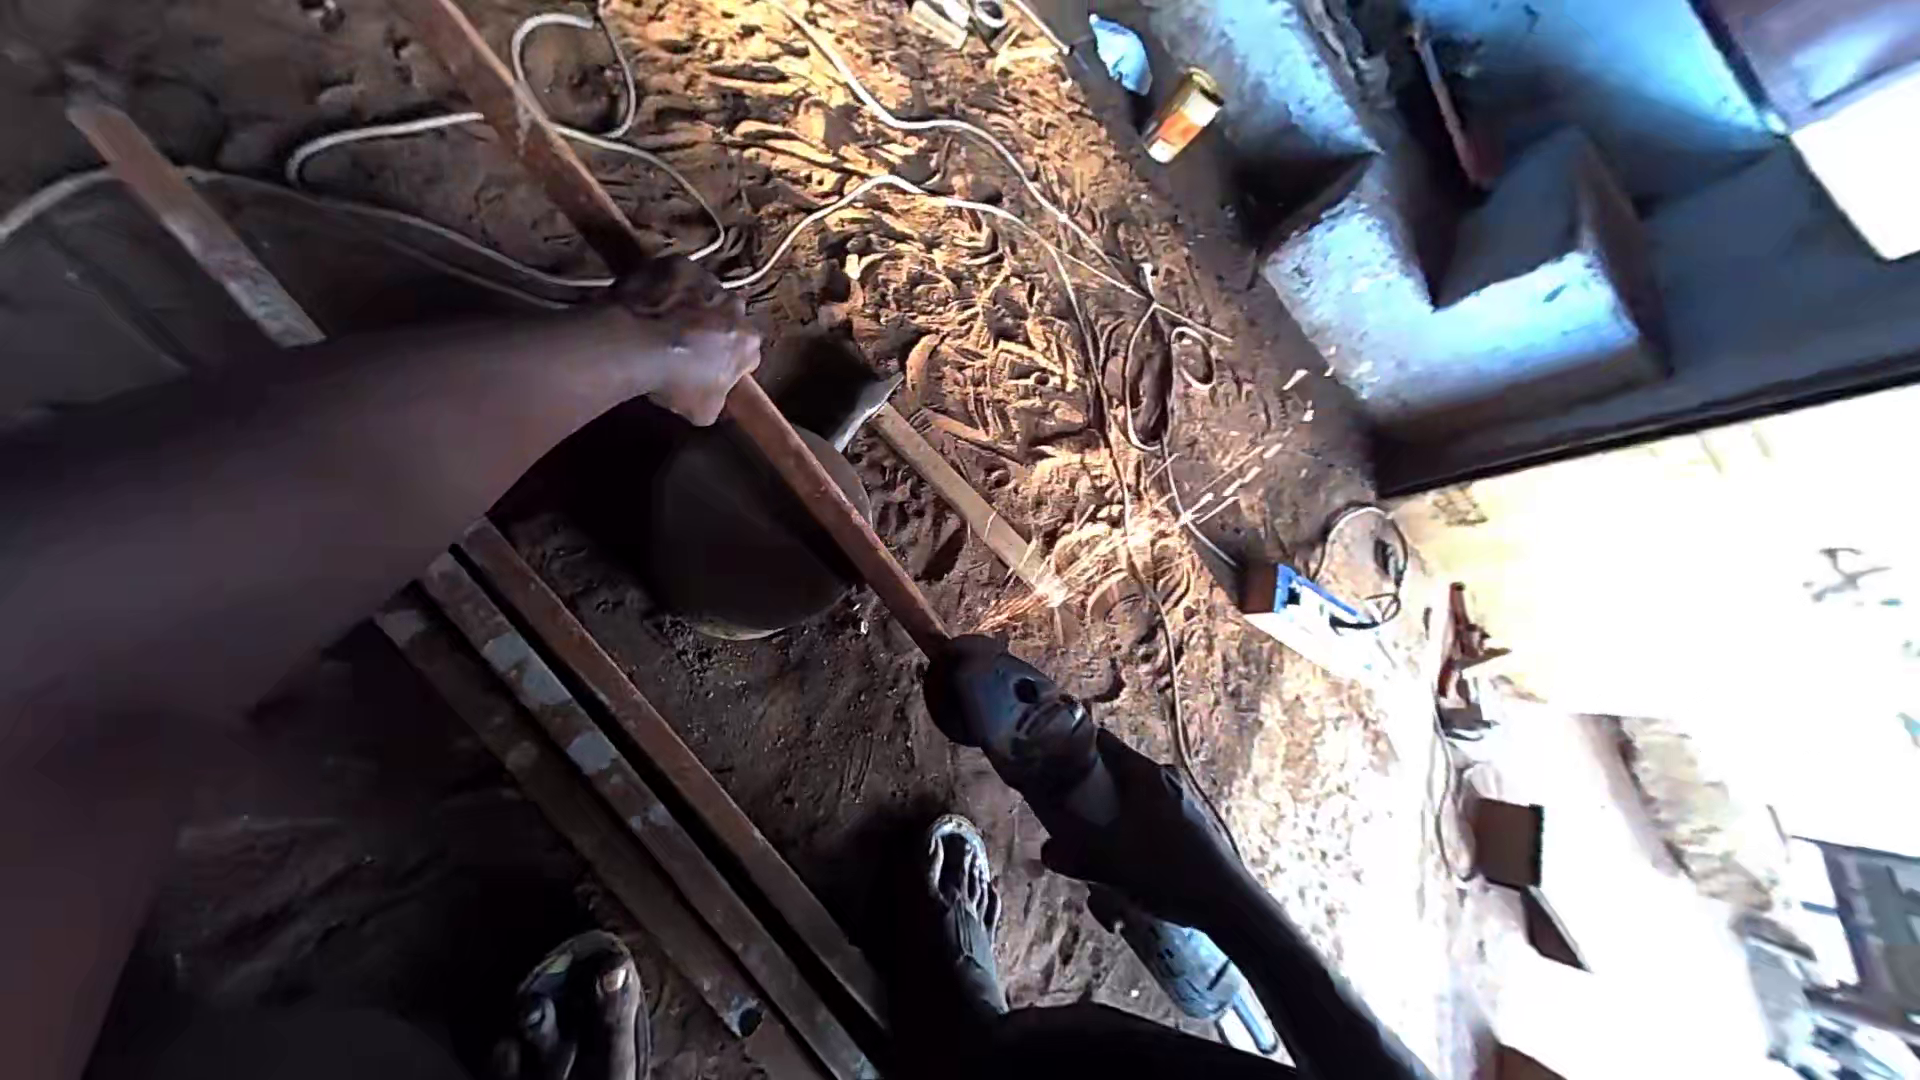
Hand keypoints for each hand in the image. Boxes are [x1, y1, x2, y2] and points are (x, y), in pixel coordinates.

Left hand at [615, 257, 759, 425]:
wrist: (633, 343)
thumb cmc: (675, 381)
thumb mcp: (705, 411)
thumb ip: (718, 400)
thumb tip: (711, 399)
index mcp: (749, 342)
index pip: (748, 353)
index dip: (730, 362)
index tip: (711, 371)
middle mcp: (736, 307)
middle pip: (729, 318)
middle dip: (715, 329)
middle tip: (687, 346)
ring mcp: (708, 281)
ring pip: (705, 294)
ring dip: (693, 306)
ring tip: (664, 322)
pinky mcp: (678, 263)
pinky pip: (678, 276)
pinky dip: (668, 286)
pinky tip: (651, 302)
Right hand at [1040, 729, 1256, 929]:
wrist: (1231, 906)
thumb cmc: (1167, 872)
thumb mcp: (1110, 861)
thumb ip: (1072, 852)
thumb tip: (1044, 850)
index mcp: (1143, 773)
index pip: (1101, 741)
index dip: (1073, 748)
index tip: (1053, 764)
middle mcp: (1164, 776)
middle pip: (1116, 769)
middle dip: (1092, 788)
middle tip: (1073, 811)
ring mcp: (1182, 797)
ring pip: (1135, 793)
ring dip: (1114, 810)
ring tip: (1101, 840)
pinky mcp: (1193, 820)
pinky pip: (1153, 810)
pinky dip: (1135, 823)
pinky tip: (1132, 856)